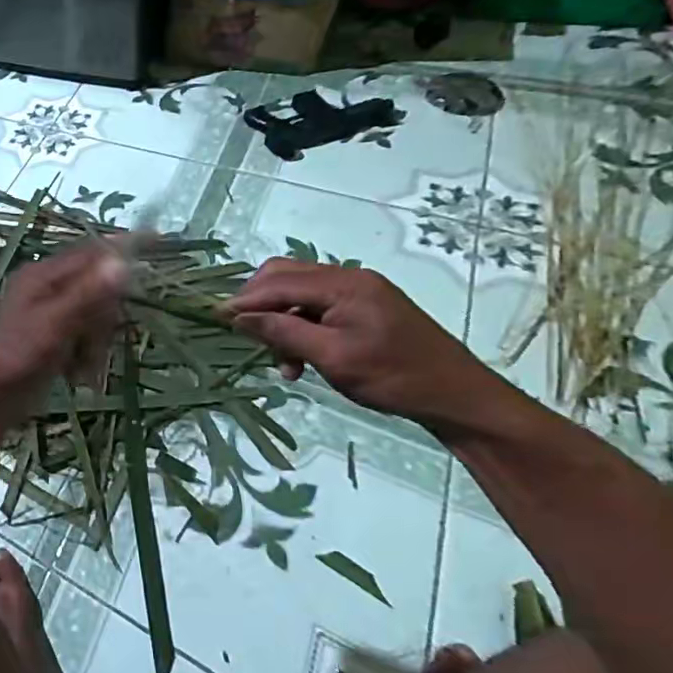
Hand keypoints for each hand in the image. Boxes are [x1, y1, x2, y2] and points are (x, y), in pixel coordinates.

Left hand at [0, 244, 128, 423]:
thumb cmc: (18, 356)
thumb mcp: (56, 322)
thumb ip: (89, 292)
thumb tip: (121, 261)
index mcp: (42, 274)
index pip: (92, 251)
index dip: (123, 248)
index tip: (158, 241)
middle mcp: (46, 286)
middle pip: (98, 286)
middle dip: (104, 317)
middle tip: (94, 343)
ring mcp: (50, 311)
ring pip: (95, 314)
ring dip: (96, 341)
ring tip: (81, 365)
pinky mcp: (54, 335)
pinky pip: (86, 334)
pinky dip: (87, 352)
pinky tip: (75, 373)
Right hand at [222, 258, 515, 428]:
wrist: (456, 395)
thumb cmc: (394, 378)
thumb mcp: (333, 358)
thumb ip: (284, 332)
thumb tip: (239, 317)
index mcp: (343, 283)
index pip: (278, 282)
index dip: (244, 300)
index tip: (215, 319)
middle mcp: (348, 277)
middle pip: (286, 277)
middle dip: (260, 304)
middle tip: (246, 337)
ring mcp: (358, 290)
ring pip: (299, 293)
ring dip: (281, 321)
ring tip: (282, 363)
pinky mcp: (364, 307)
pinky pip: (318, 307)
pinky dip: (301, 327)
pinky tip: (302, 360)